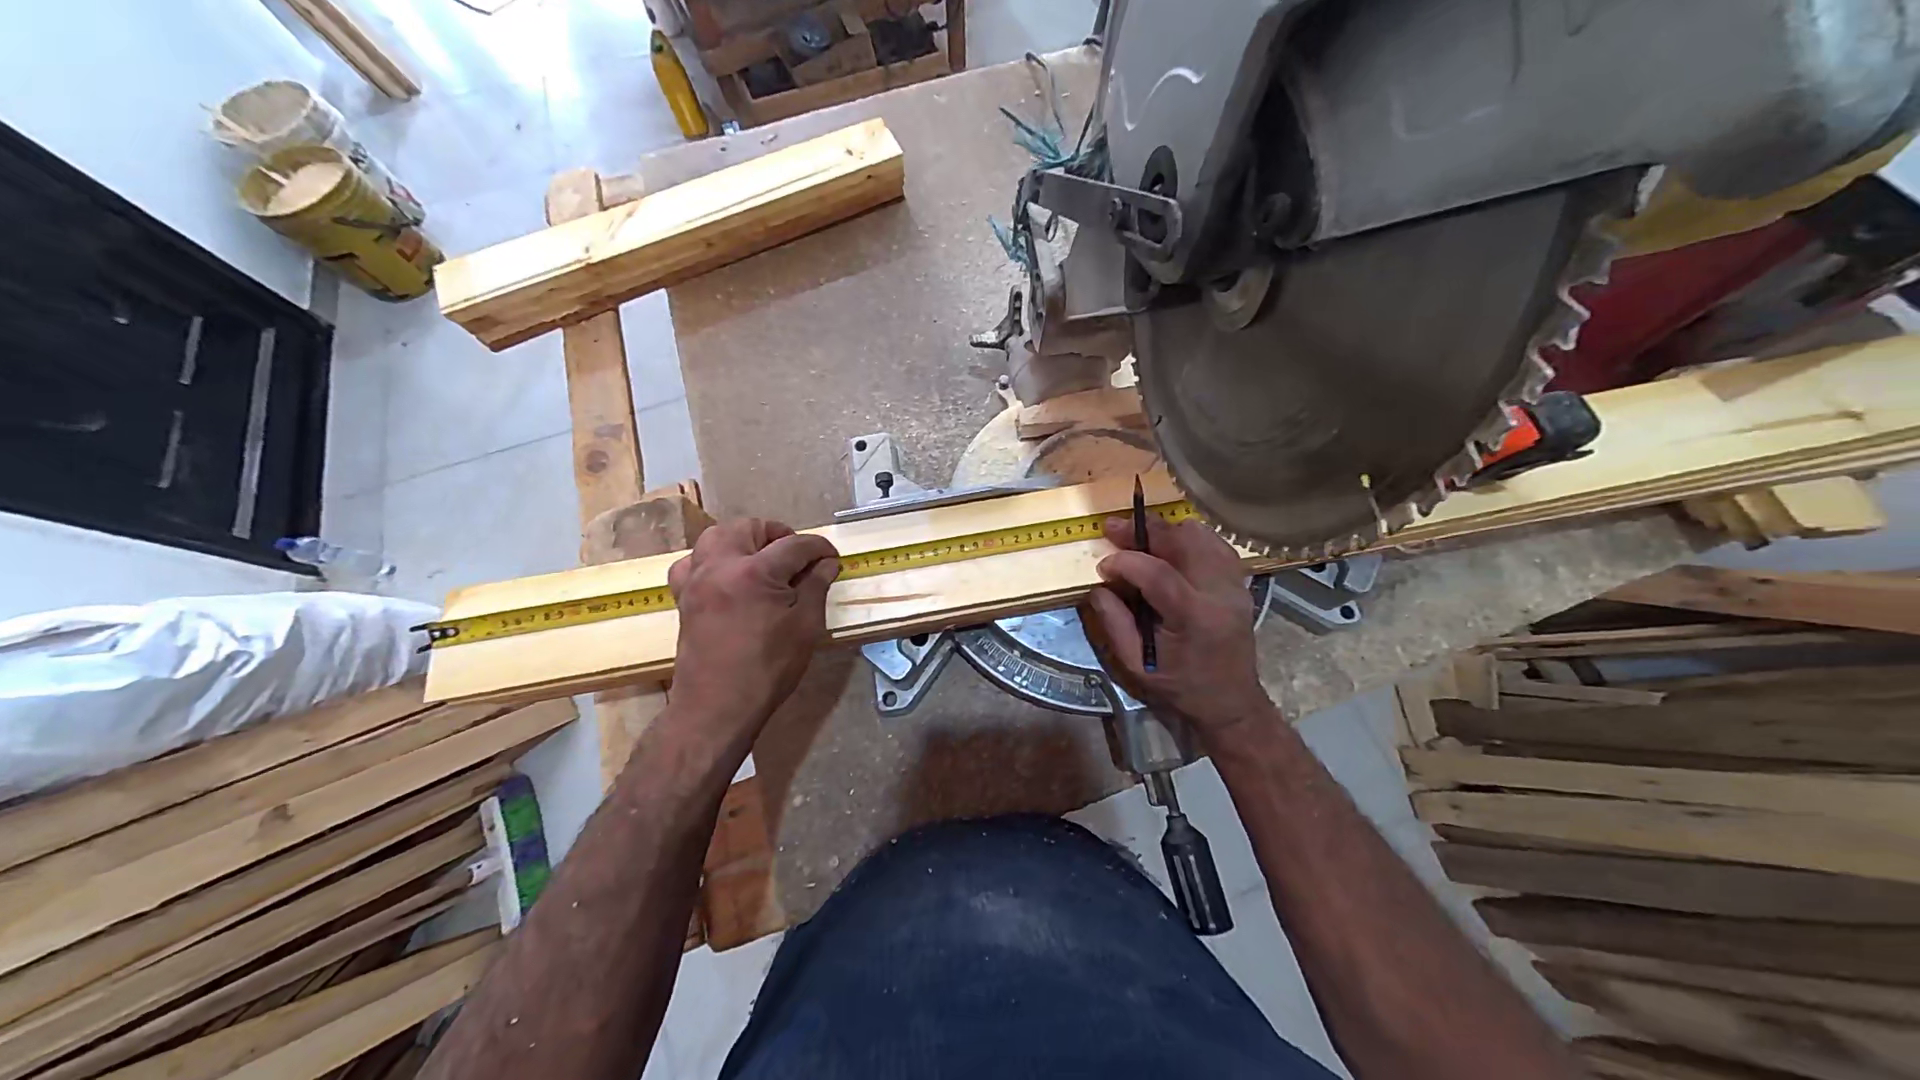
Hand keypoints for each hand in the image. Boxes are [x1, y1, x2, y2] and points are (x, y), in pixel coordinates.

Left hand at [665, 519, 839, 749]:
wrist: (717, 707)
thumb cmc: (768, 669)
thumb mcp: (805, 627)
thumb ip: (816, 587)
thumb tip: (827, 564)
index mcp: (754, 573)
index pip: (794, 545)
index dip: (819, 548)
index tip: (832, 557)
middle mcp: (720, 566)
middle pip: (748, 528)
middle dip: (776, 535)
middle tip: (797, 557)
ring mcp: (697, 580)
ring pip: (716, 538)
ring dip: (743, 541)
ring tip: (763, 560)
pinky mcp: (684, 597)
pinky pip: (693, 563)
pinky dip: (712, 560)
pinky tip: (727, 576)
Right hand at [1082, 515, 1278, 744]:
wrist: (1230, 702)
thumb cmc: (1181, 687)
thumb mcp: (1136, 665)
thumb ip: (1115, 623)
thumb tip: (1099, 587)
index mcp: (1194, 617)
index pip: (1157, 572)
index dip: (1125, 562)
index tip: (1103, 566)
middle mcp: (1220, 592)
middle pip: (1183, 540)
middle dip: (1142, 531)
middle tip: (1113, 529)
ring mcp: (1235, 584)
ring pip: (1200, 535)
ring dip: (1166, 530)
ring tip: (1139, 537)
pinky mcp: (1239, 582)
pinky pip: (1214, 544)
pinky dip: (1188, 538)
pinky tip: (1168, 546)